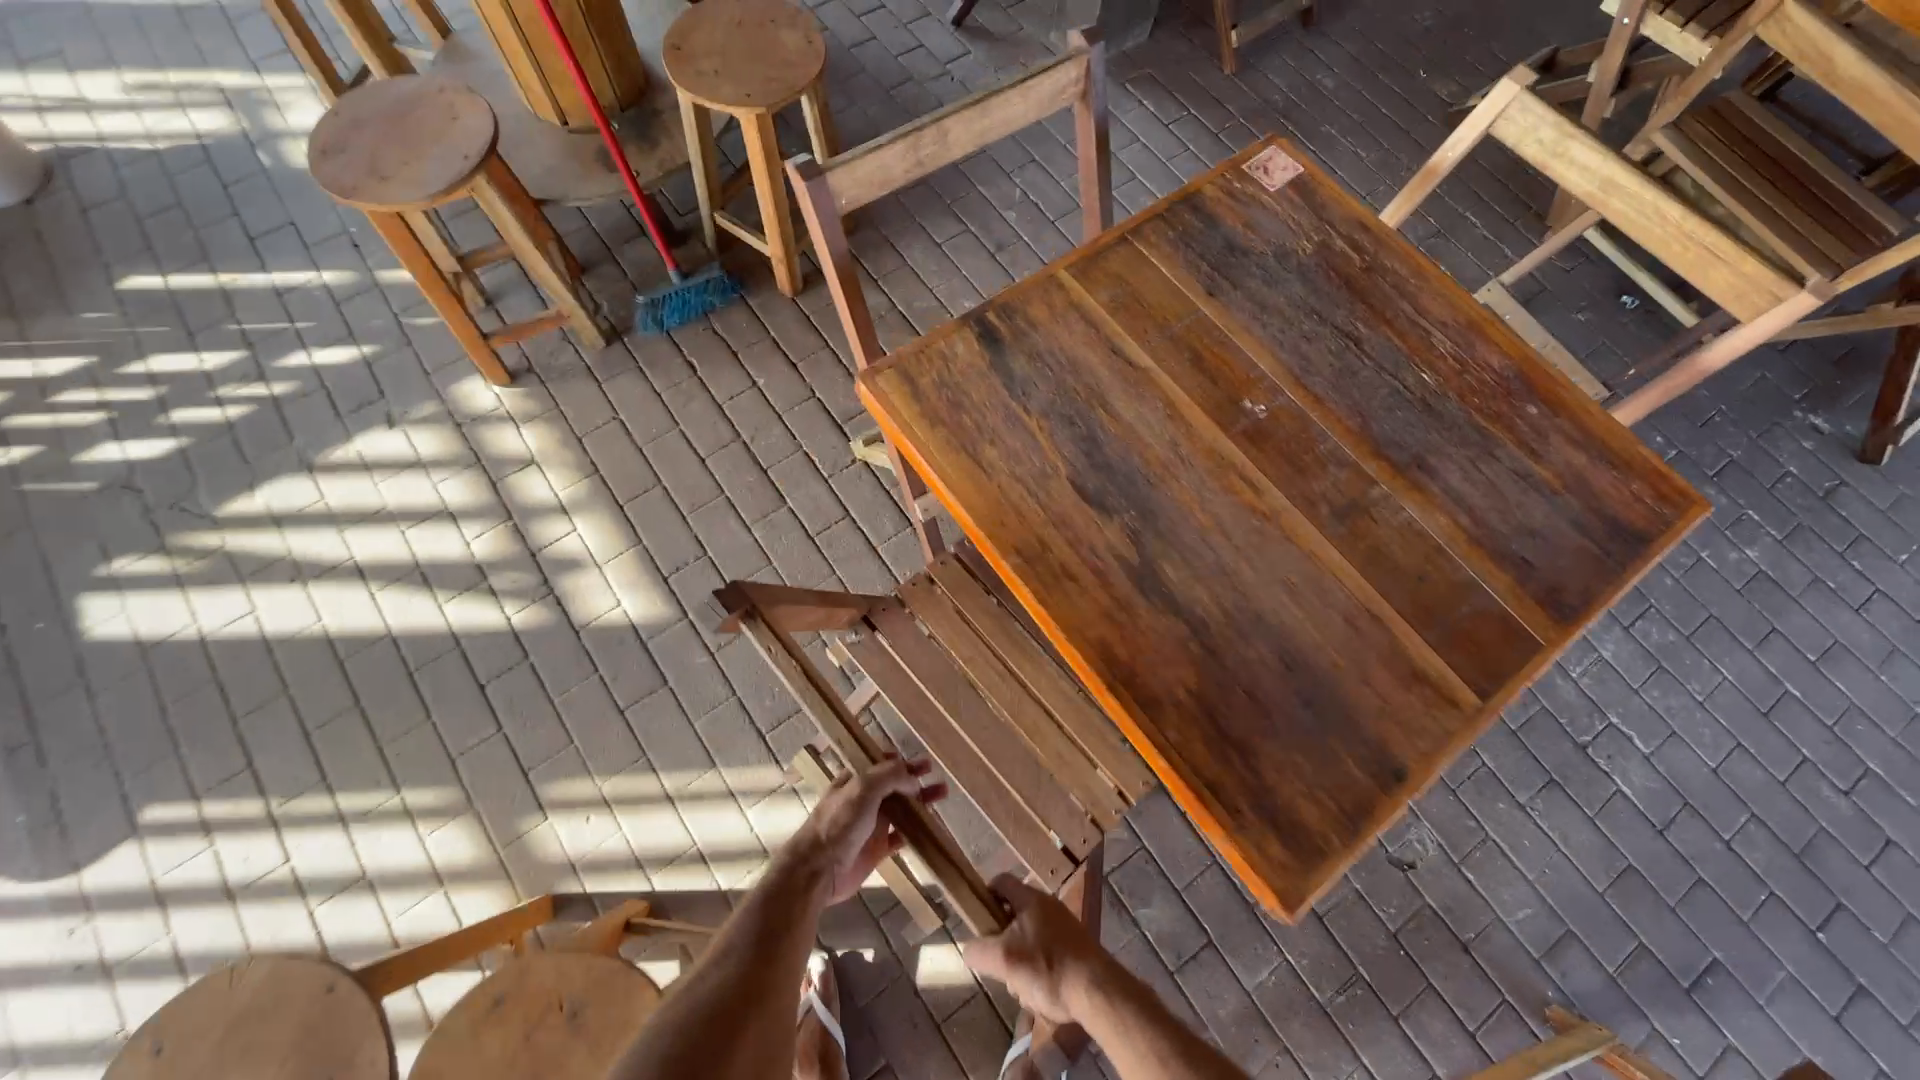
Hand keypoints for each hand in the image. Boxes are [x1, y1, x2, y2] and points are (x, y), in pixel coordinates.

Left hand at [788, 755, 946, 904]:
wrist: (819, 869)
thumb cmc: (838, 823)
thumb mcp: (863, 789)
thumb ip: (890, 777)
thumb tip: (914, 780)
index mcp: (854, 780)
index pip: (879, 764)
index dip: (899, 761)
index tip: (920, 760)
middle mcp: (862, 800)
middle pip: (893, 785)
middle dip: (914, 779)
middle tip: (936, 775)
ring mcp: (870, 825)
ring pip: (900, 809)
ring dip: (920, 802)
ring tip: (942, 795)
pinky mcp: (876, 849)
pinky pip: (900, 836)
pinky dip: (915, 832)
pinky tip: (930, 828)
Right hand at [962, 875, 1112, 1023]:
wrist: (1098, 992)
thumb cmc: (1048, 968)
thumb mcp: (1004, 960)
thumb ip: (979, 951)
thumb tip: (969, 949)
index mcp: (1031, 899)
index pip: (1000, 882)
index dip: (984, 895)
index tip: (977, 921)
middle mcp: (1049, 907)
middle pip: (1012, 916)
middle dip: (1002, 943)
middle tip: (1000, 964)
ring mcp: (1064, 928)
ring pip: (1028, 941)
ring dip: (1019, 964)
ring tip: (1022, 988)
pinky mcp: (1075, 949)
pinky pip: (1046, 956)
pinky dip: (1039, 973)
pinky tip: (1041, 994)